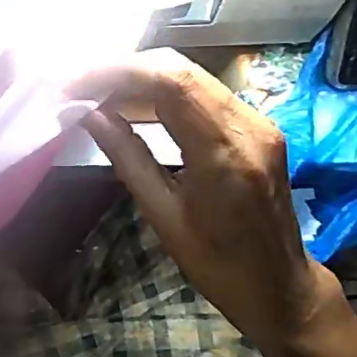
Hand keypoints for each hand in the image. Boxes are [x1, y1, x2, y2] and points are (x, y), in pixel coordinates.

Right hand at [69, 50, 344, 349]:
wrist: (281, 287)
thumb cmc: (217, 264)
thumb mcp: (162, 214)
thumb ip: (126, 156)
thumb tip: (87, 115)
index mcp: (224, 153)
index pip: (170, 83)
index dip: (117, 73)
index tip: (75, 85)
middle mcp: (248, 126)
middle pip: (180, 69)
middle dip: (124, 69)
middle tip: (80, 86)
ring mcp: (258, 123)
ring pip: (191, 75)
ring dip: (141, 78)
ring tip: (97, 94)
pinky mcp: (256, 127)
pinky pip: (203, 93)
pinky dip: (162, 91)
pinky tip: (133, 104)